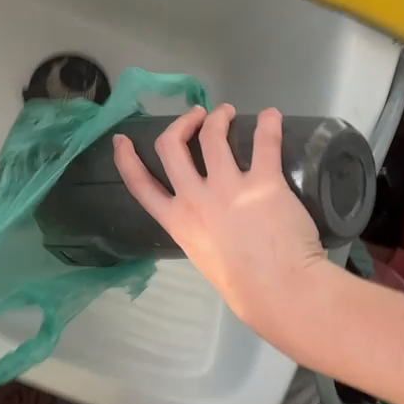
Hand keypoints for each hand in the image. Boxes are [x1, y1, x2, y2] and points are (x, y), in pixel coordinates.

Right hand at [112, 104, 335, 339]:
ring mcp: (228, 188)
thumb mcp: (202, 255)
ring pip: (212, 137)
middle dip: (181, 124)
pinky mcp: (263, 182)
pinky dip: (268, 125)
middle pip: (172, 147)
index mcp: (176, 221)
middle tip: (197, 117)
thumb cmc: (243, 286)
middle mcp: (195, 199)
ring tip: (226, 112)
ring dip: (217, 118)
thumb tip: (207, 219)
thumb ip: (197, 230)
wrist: (281, 291)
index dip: (126, 159)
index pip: (140, 184)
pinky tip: (271, 116)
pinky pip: (264, 144)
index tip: (122, 140)